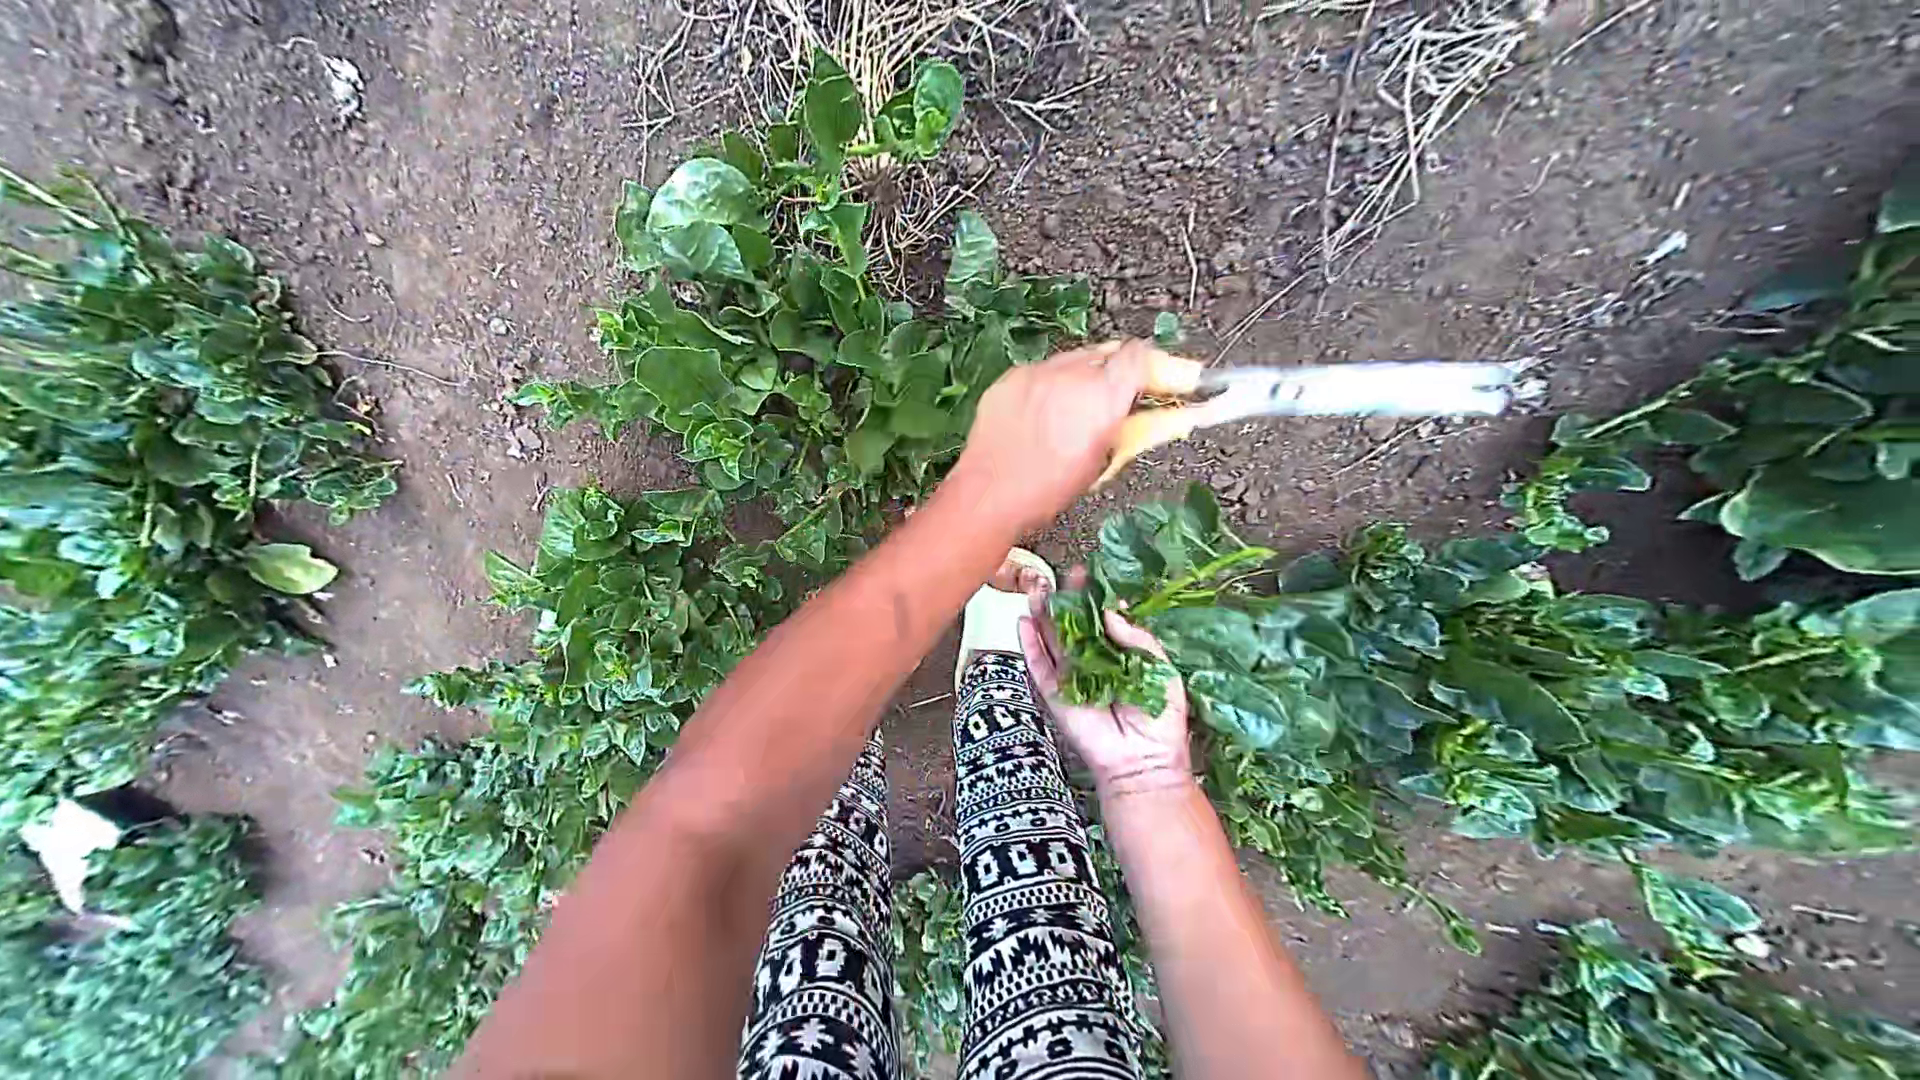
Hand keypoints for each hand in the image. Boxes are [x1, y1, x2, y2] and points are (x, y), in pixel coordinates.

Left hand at [942, 340, 1152, 534]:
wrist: (990, 493)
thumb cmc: (1048, 489)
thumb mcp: (1102, 462)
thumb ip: (1134, 429)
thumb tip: (1163, 415)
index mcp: (1103, 397)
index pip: (1140, 356)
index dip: (1152, 366)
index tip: (1159, 379)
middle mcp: (1072, 374)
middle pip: (1108, 354)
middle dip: (1117, 373)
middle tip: (1115, 398)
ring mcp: (1038, 372)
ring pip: (1073, 360)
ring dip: (1083, 377)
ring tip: (1074, 410)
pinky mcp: (1011, 377)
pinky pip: (1041, 371)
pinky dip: (1049, 385)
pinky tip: (1043, 412)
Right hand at [1017, 578, 1192, 796]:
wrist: (1143, 762)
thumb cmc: (1158, 719)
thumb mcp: (1160, 670)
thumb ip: (1138, 639)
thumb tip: (1110, 611)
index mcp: (1117, 654)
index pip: (1101, 620)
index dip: (1093, 598)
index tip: (1089, 576)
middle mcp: (1091, 662)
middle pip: (1072, 625)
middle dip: (1067, 600)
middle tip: (1064, 576)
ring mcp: (1070, 676)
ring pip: (1051, 640)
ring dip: (1043, 615)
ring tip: (1037, 590)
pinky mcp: (1055, 694)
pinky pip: (1038, 666)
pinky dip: (1029, 645)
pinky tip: (1024, 622)